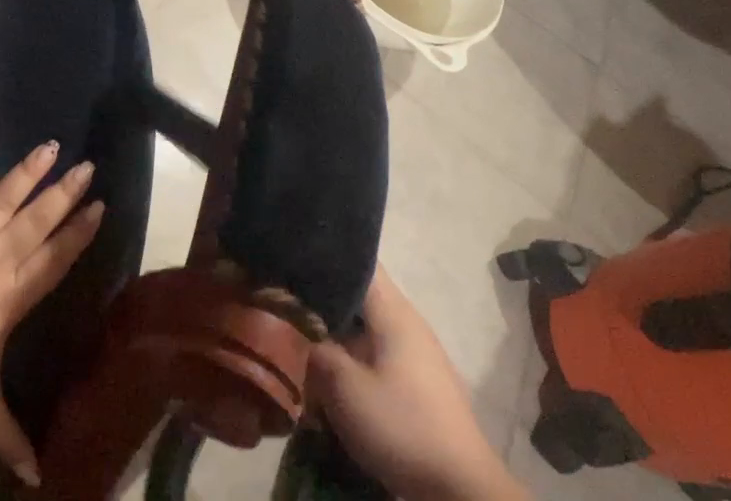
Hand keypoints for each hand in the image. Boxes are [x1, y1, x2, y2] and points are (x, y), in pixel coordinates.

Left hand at [0, 142, 102, 486]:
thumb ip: (9, 437)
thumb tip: (39, 479)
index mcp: (11, 300)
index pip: (53, 261)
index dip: (77, 234)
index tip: (98, 208)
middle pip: (36, 223)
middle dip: (64, 194)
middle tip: (88, 167)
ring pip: (3, 202)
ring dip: (27, 174)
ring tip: (51, 148)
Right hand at [305, 268, 526, 500]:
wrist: (457, 489)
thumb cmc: (399, 424)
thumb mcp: (342, 384)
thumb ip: (312, 345)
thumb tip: (286, 322)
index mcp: (395, 314)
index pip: (359, 262)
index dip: (324, 253)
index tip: (285, 253)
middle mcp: (406, 326)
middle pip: (355, 295)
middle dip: (317, 295)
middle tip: (272, 294)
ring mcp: (412, 356)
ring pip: (359, 327)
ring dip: (328, 330)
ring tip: (287, 330)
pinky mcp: (411, 383)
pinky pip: (369, 354)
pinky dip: (343, 355)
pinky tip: (318, 368)